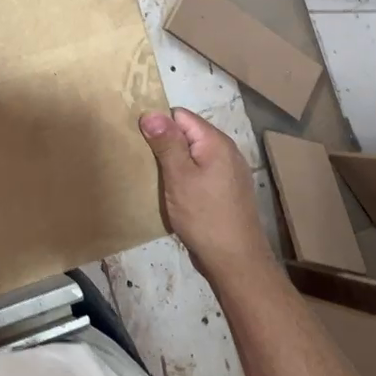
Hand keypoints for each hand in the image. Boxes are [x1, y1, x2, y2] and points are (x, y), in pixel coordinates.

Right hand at [138, 109, 274, 281]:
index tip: (139, 139)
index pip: (179, 116)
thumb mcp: (179, 177)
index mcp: (216, 142)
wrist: (236, 263)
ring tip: (152, 175)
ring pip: (191, 154)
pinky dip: (183, 176)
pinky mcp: (225, 190)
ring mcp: (228, 172)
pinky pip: (198, 171)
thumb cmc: (205, 216)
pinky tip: (171, 192)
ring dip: (171, 162)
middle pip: (186, 133)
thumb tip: (151, 112)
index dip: (158, 124)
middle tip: (141, 159)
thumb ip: (166, 143)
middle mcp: (226, 151)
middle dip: (163, 143)